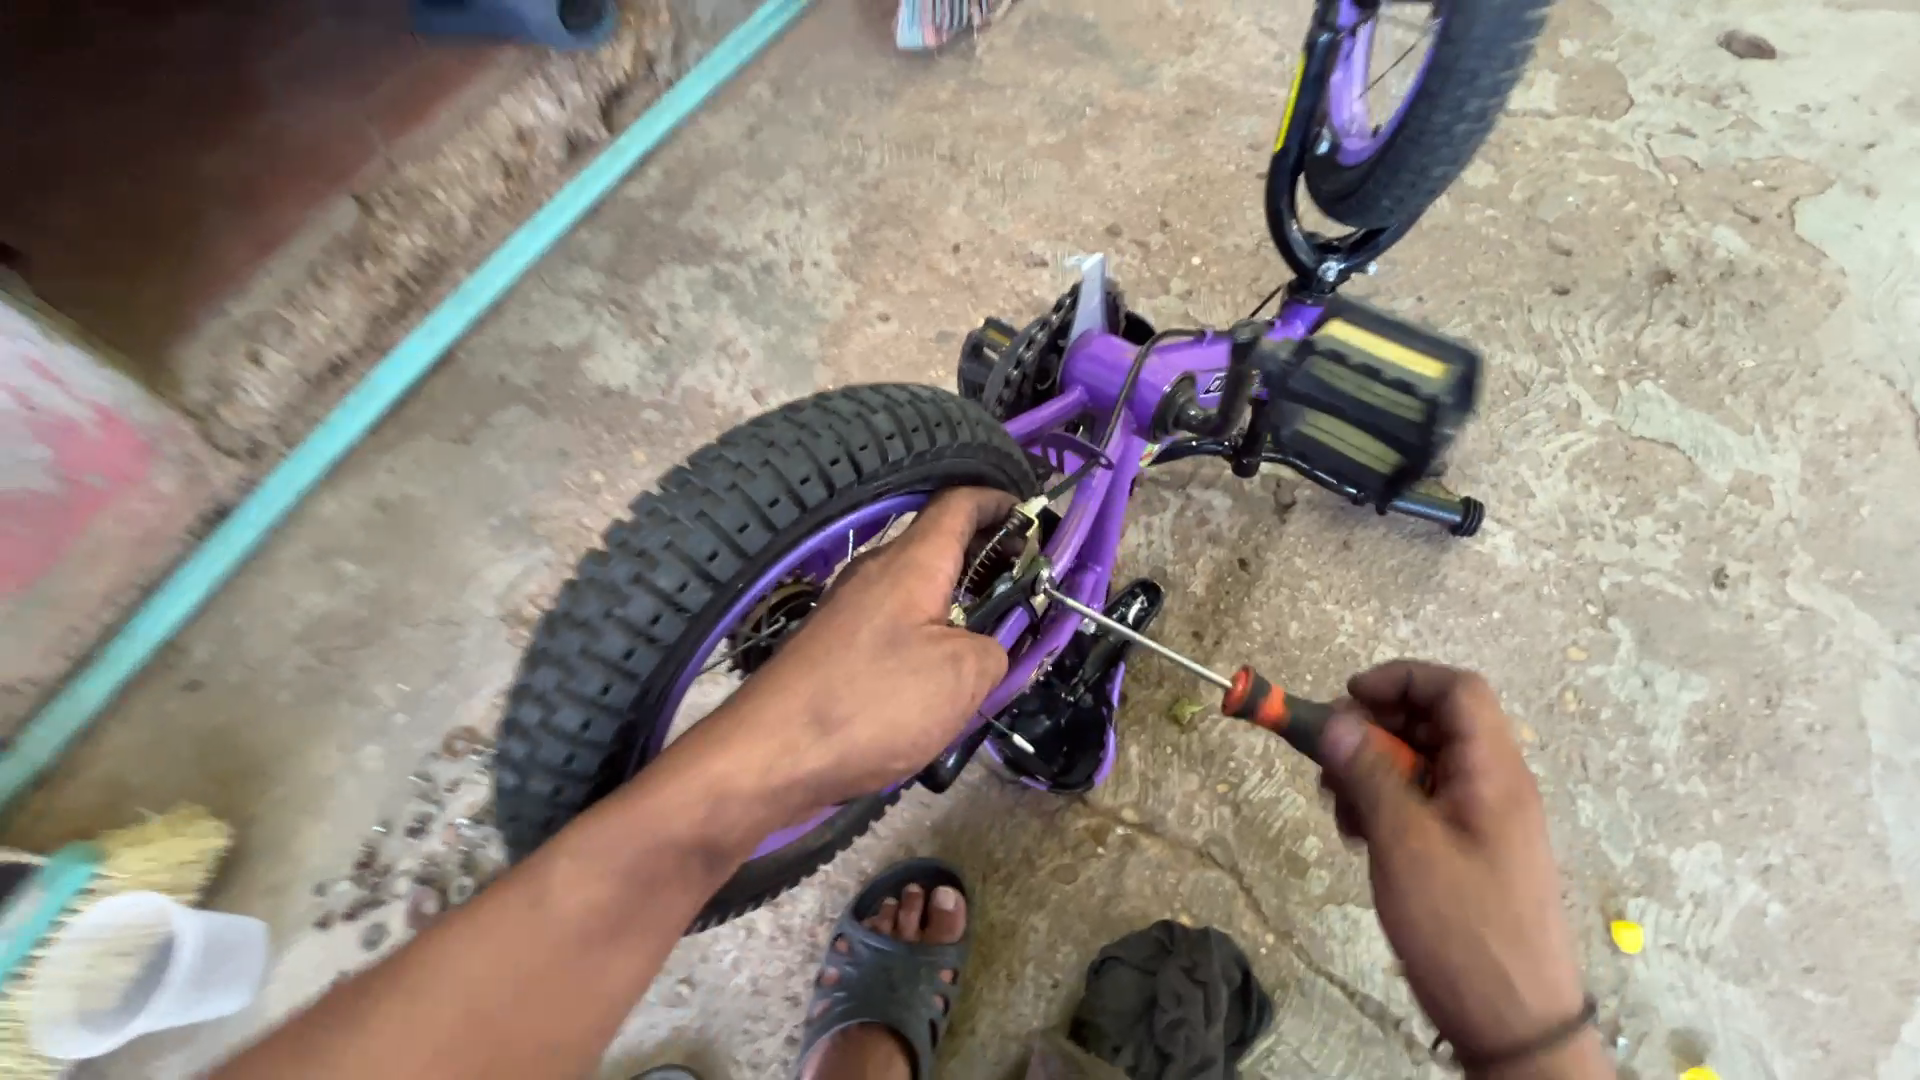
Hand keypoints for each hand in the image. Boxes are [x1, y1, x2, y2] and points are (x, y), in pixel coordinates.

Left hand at [706, 487, 1017, 809]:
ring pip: (919, 594)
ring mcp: (850, 611)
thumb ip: (995, 648)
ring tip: (992, 650)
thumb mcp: (962, 675)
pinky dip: (929, 642)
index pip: (959, 503)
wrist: (769, 757)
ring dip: (960, 611)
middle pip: (940, 547)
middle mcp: (876, 573)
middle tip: (1026, 598)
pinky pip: (897, 630)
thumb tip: (987, 648)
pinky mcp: (835, 649)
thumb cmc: (872, 703)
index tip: (1033, 519)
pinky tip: (940, 687)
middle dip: (988, 565)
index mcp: (911, 562)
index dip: (1000, 502)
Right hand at [1319, 662, 1603, 1076]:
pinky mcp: (1466, 846)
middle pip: (1432, 722)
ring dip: (1370, 768)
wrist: (1515, 1027)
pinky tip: (1359, 834)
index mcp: (1493, 773)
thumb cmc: (1462, 929)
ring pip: (1419, 760)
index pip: (1456, 689)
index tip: (1347, 698)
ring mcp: (1481, 817)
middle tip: (1329, 760)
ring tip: (1339, 806)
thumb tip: (1335, 719)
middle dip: (1372, 728)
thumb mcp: (1404, 845)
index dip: (1400, 679)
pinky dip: (1383, 801)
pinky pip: (1421, 798)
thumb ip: (1368, 774)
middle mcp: (1493, 784)